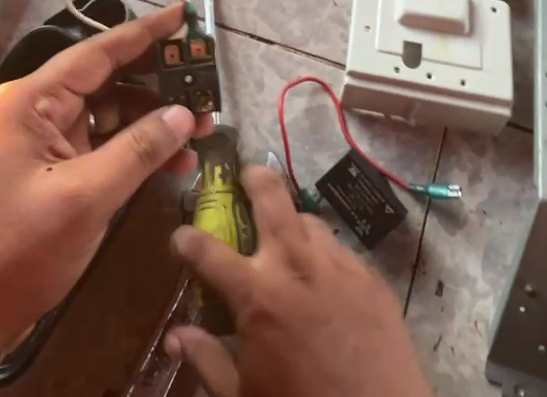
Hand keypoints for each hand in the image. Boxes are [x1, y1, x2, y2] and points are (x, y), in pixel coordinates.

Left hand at [0, 5, 210, 396]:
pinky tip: (174, 160)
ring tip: (202, 126)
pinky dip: (136, 149)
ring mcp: (42, 140)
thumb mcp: (85, 197)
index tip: (182, 16)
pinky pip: (102, 144)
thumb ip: (138, 150)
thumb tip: (184, 114)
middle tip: (205, 81)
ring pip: (110, 113)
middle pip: (107, 80)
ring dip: (153, 120)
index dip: (144, 33)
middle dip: (157, 83)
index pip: (97, 53)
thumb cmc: (16, 251)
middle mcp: (35, 110)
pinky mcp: (51, 168)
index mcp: (31, 101)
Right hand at [166, 165, 433, 396]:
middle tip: (247, 172)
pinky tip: (324, 276)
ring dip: (292, 221)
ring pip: (309, 220)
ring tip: (287, 235)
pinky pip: (340, 250)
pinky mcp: (370, 277)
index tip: (179, 236)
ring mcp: (338, 266)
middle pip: (272, 198)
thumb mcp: (243, 396)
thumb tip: (176, 336)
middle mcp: (296, 266)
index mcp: (257, 295)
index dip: (187, 240)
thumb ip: (208, 360)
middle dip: (255, 178)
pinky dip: (324, 254)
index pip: (208, 252)